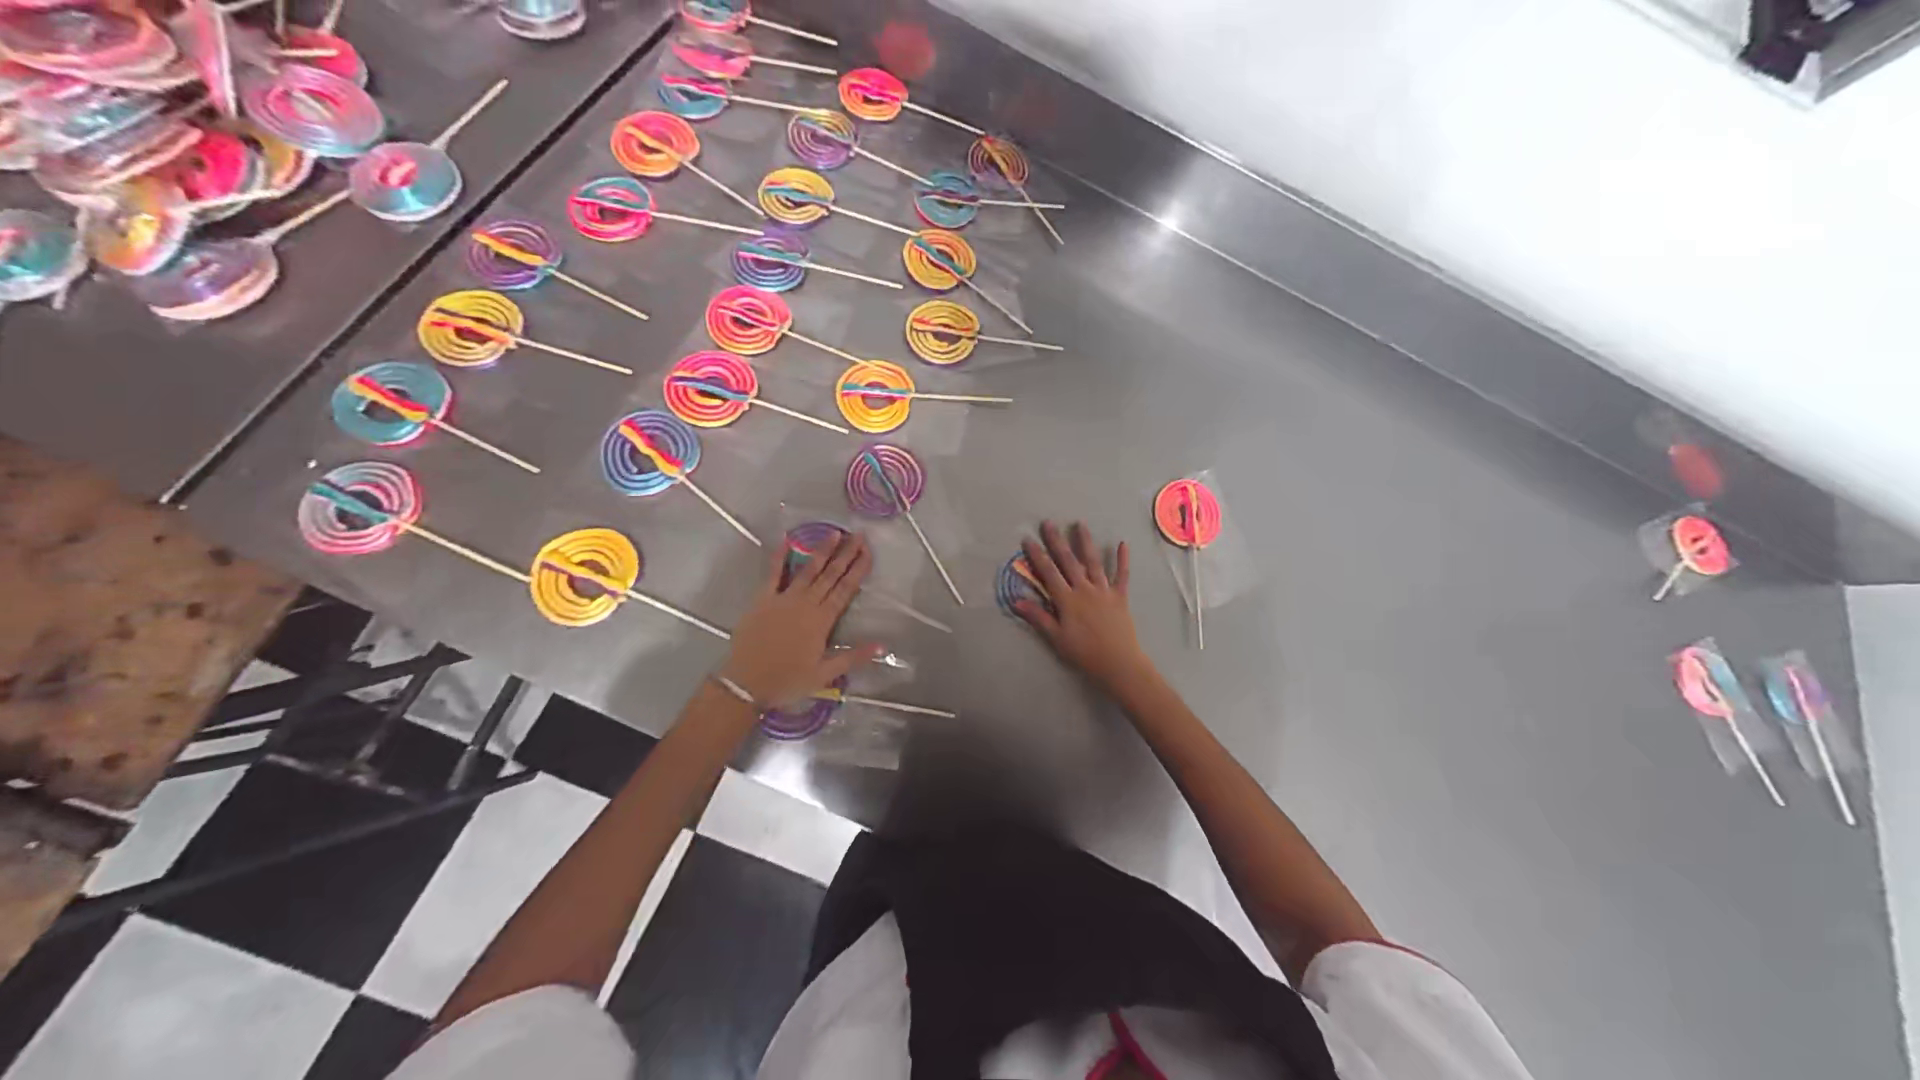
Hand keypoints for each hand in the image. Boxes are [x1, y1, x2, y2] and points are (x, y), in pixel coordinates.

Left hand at [721, 530, 879, 707]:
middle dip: (846, 554)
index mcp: (822, 620)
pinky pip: (773, 574)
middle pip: (830, 575)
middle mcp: (806, 604)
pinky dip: (780, 557)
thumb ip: (853, 657)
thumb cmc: (788, 681)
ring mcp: (783, 599)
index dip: (858, 569)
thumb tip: (882, 646)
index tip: (868, 551)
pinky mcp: (763, 600)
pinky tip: (787, 541)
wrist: (746, 683)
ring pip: (808, 570)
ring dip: (821, 551)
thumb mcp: (824, 674)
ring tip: (834, 533)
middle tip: (858, 535)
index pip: (846, 589)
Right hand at [1016, 521, 1151, 694]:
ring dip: (1086, 543)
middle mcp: (1085, 589)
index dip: (1037, 556)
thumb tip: (1016, 600)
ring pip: (1093, 562)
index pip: (1049, 573)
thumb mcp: (1056, 638)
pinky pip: (1122, 575)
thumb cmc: (1084, 653)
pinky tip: (1122, 544)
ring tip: (1080, 525)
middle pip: (1068, 561)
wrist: (1119, 663)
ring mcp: (1104, 591)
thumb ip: (1038, 617)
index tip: (1028, 539)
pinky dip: (1122, 560)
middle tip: (1049, 523)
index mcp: (1067, 600)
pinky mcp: (1120, 597)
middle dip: (1057, 541)